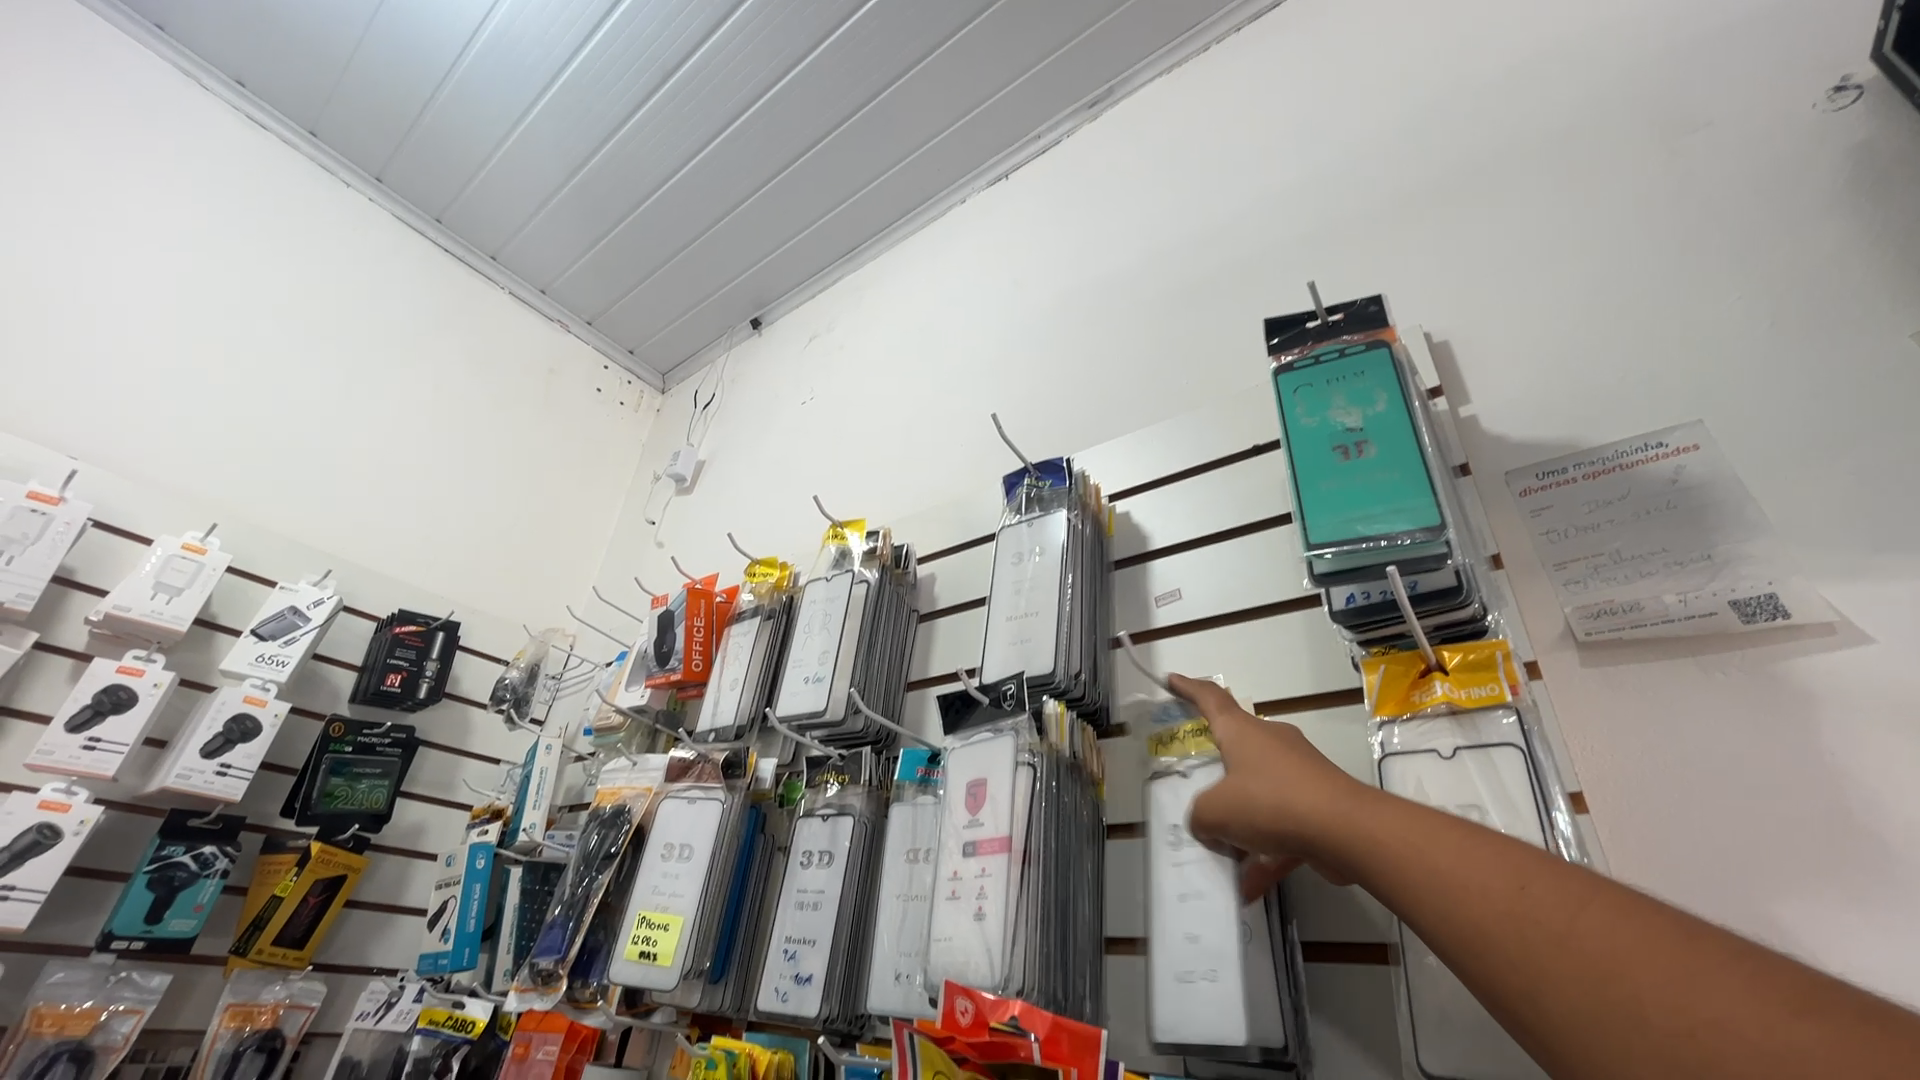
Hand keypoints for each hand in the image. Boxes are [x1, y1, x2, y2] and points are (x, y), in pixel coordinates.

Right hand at [1168, 673, 1367, 899]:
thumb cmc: (1271, 803)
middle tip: (1196, 788)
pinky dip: (1266, 851)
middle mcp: (1271, 743)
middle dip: (1215, 771)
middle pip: (1235, 749)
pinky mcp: (1320, 804)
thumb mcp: (1215, 812)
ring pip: (1259, 793)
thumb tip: (1209, 824)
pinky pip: (1282, 825)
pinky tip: (1250, 886)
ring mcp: (1299, 773)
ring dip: (1241, 822)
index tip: (1171, 680)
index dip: (1187, 688)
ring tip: (1222, 854)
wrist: (1347, 831)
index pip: (1210, 699)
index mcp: (1242, 732)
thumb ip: (1200, 816)